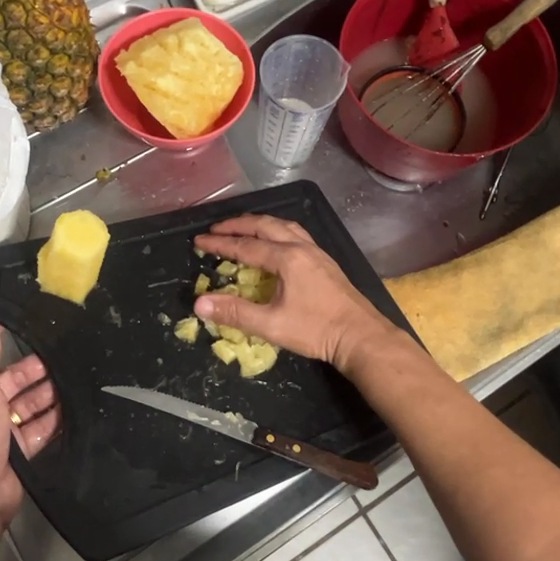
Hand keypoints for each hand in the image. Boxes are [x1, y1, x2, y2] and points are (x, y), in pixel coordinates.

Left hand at [0, 313, 60, 552]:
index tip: (8, 313)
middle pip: (5, 376)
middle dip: (28, 365)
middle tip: (61, 349)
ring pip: (25, 401)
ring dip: (46, 391)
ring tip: (75, 375)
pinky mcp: (18, 449)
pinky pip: (38, 427)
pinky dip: (54, 417)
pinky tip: (75, 404)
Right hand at [192, 215, 411, 377]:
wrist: (361, 336)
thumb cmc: (316, 331)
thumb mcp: (271, 325)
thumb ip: (234, 312)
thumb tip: (199, 303)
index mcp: (287, 258)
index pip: (246, 246)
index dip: (220, 243)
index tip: (199, 241)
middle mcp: (302, 248)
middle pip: (265, 226)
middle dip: (238, 225)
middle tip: (216, 229)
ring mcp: (317, 253)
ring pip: (284, 226)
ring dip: (260, 224)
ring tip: (244, 229)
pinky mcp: (326, 262)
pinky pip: (296, 235)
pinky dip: (277, 231)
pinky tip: (277, 243)